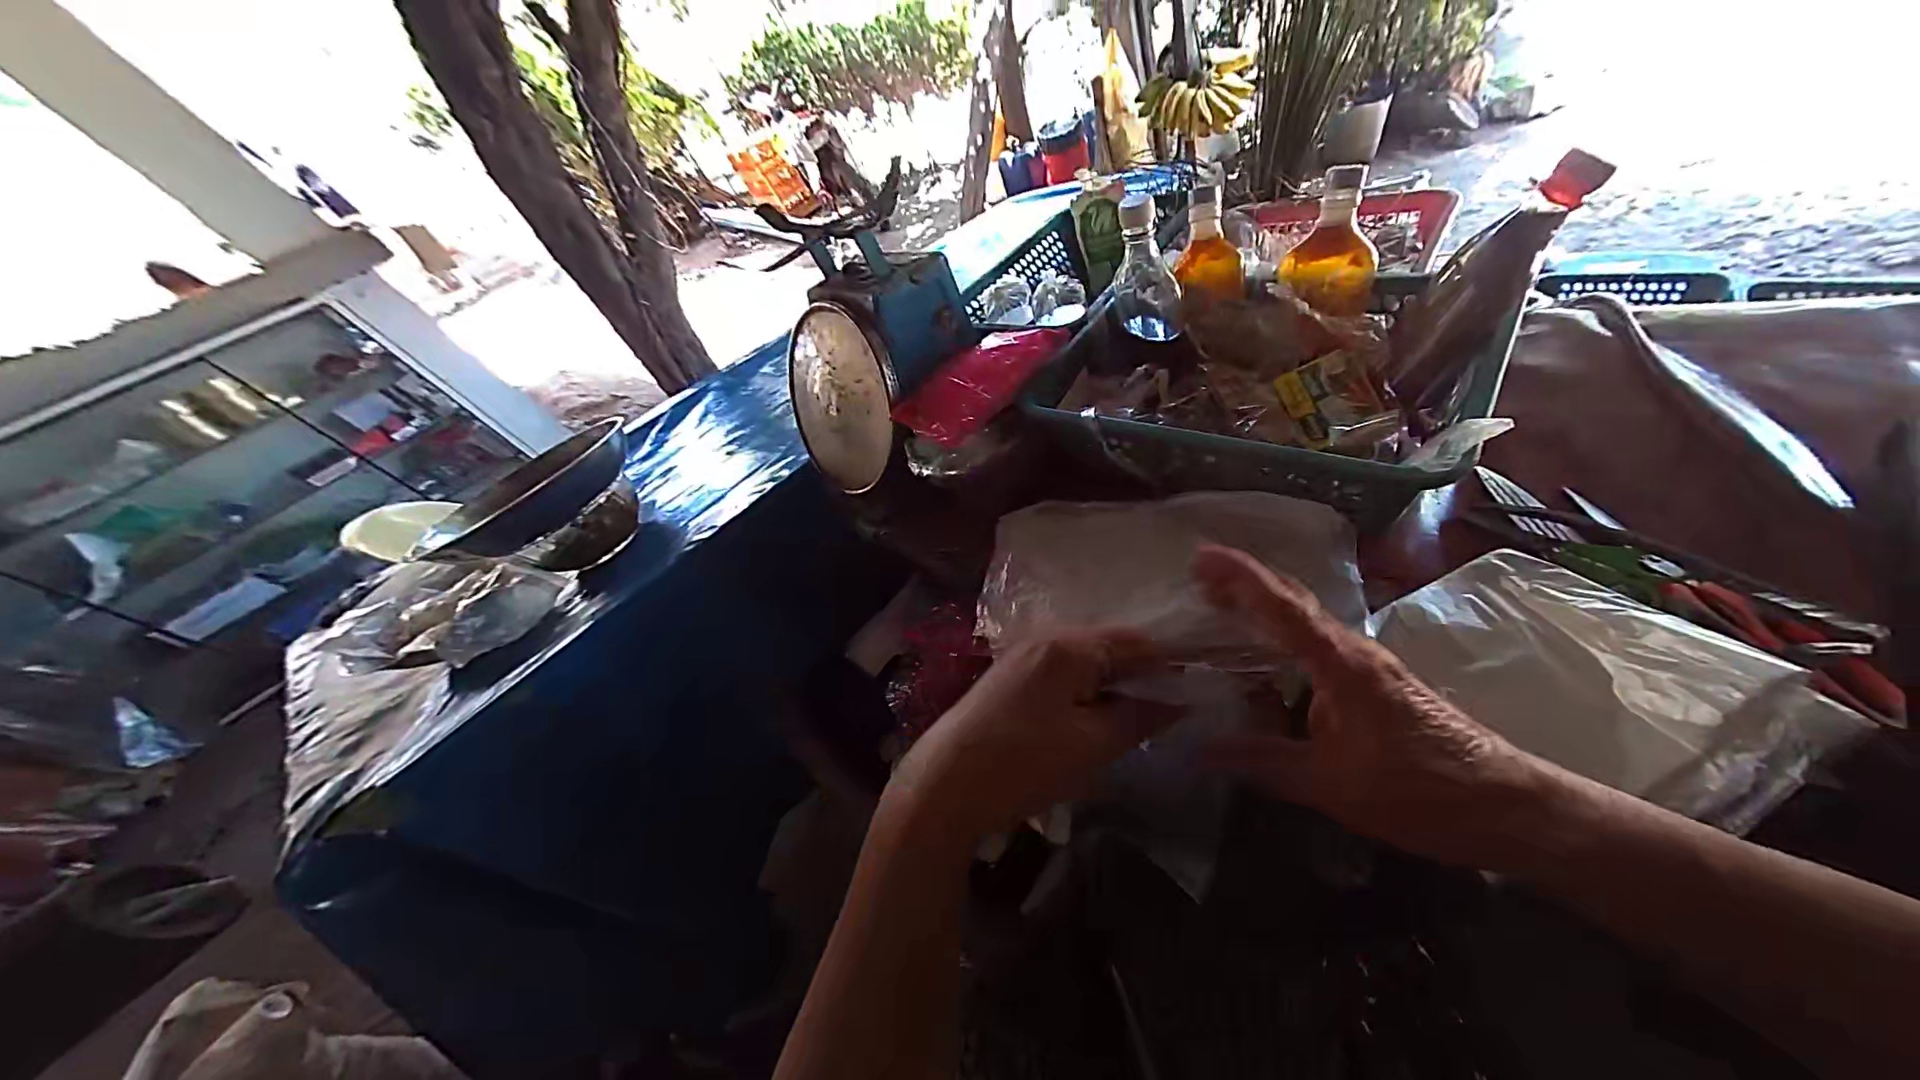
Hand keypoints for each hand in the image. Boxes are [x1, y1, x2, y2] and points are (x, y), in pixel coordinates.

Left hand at [889, 629, 1177, 842]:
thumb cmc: (1023, 763)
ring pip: (1085, 664)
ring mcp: (1021, 656)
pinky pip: (1061, 676)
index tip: (1196, 692)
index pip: (1136, 641)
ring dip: (1112, 687)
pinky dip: (1085, 693)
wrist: (943, 785)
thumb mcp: (1093, 745)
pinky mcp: (1009, 679)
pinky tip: (1095, 720)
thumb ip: (1140, 717)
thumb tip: (1180, 701)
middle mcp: (1043, 638)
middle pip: (1108, 648)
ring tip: (1137, 721)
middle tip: (1169, 712)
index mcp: (1067, 645)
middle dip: (1140, 677)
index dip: (1170, 665)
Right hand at [1192, 544, 1568, 868]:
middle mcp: (1353, 651)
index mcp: (1342, 665)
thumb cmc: (1423, 792)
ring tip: (1216, 601)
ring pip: (1305, 618)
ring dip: (1262, 603)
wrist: (1511, 808)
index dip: (1240, 579)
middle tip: (1197, 572)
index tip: (1201, 557)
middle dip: (1244, 580)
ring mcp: (1366, 664)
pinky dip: (1280, 631)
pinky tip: (1261, 648)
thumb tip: (1199, 750)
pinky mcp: (1373, 682)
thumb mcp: (1332, 785)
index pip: (1282, 608)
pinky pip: (1314, 642)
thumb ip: (1263, 762)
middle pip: (1293, 600)